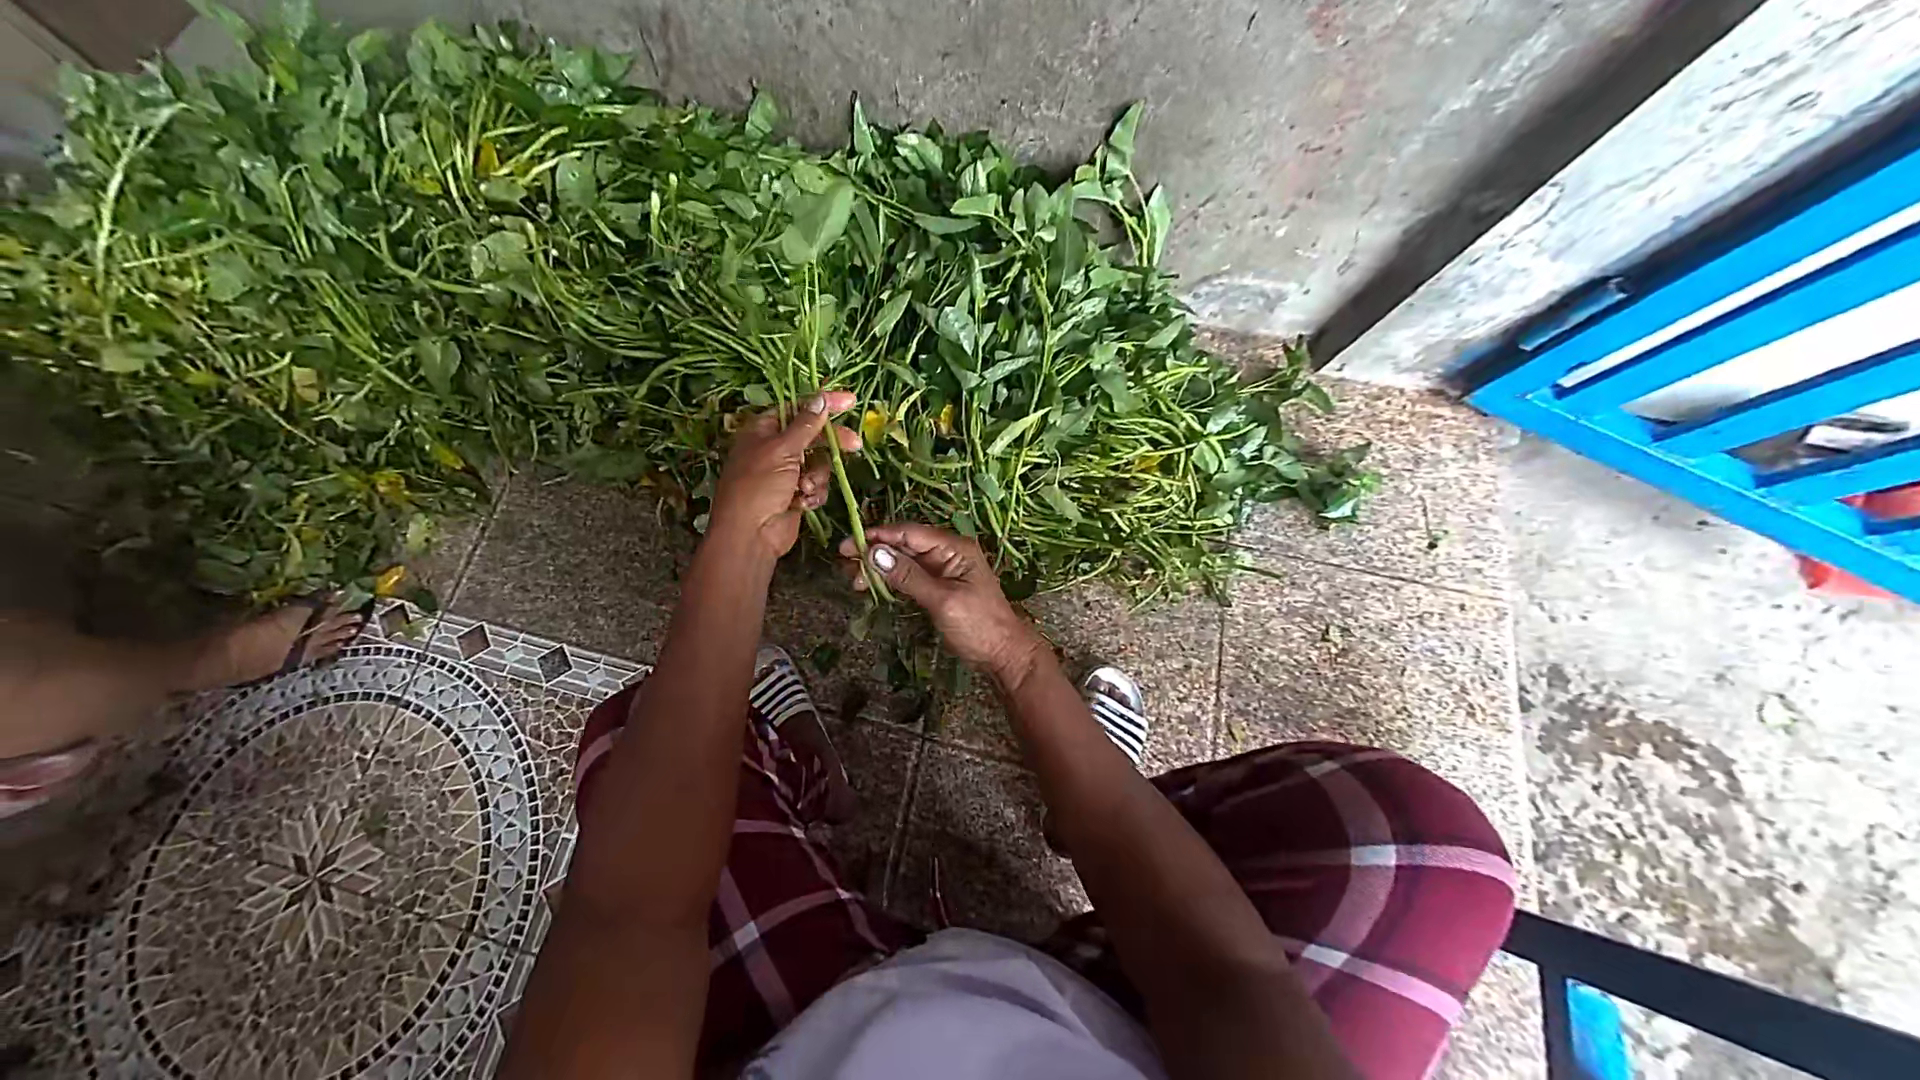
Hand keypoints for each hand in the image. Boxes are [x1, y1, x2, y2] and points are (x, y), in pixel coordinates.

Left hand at [710, 391, 859, 561]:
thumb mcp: (782, 450)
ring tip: (805, 488)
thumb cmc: (758, 486)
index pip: (798, 409)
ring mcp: (786, 473)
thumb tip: (820, 399)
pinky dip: (813, 494)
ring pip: (819, 464)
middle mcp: (775, 449)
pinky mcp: (796, 494)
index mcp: (764, 431)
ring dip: (817, 476)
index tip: (850, 401)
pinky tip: (802, 503)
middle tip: (854, 445)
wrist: (750, 534)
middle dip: (830, 444)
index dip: (823, 403)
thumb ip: (805, 424)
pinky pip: (817, 486)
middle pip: (813, 436)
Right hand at [839, 523, 1049, 687]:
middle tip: (844, 563)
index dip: (877, 536)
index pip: (909, 533)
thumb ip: (909, 576)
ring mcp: (943, 569)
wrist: (1004, 653)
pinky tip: (872, 585)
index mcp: (954, 548)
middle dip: (874, 552)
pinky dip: (890, 580)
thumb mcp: (942, 600)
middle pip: (904, 544)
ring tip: (853, 579)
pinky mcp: (939, 586)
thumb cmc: (979, 626)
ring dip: (878, 567)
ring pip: (904, 560)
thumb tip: (875, 554)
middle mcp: (948, 553)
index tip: (848, 545)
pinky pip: (909, 576)